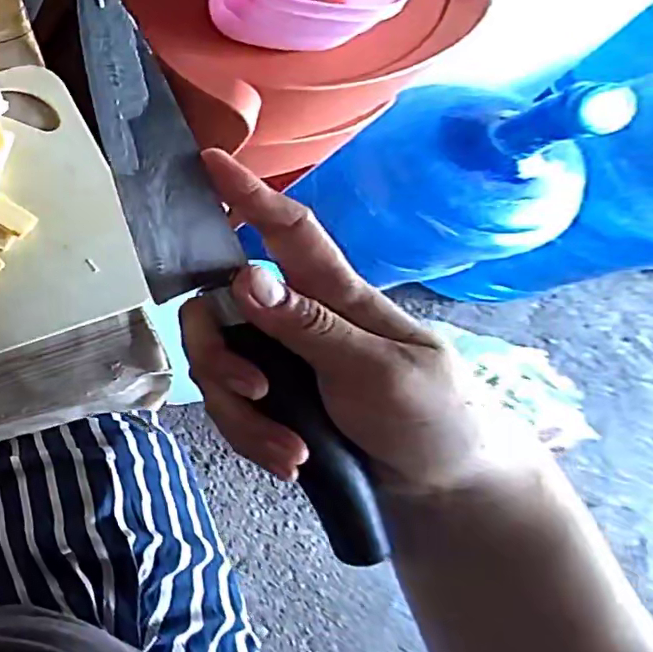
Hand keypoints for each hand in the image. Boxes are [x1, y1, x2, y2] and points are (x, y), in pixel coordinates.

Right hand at [180, 149, 545, 498]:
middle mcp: (286, 321)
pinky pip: (222, 408)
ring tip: (289, 452)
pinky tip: (286, 461)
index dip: (249, 195)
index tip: (211, 160)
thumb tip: (244, 277)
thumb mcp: (381, 371)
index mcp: (330, 297)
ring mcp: (268, 360)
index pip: (287, 232)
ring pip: (210, 368)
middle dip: (218, 358)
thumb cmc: (437, 418)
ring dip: (241, 417)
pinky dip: (247, 439)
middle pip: (212, 313)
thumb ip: (309, 325)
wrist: (442, 491)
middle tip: (254, 393)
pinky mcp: (257, 400)